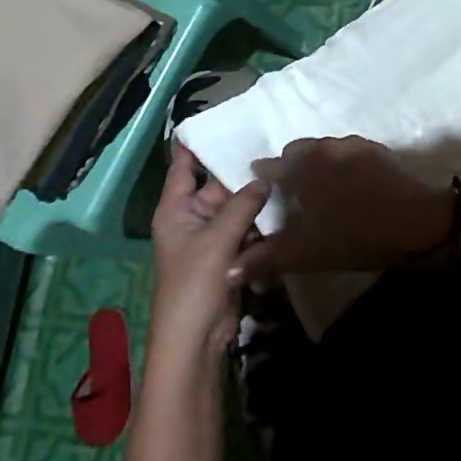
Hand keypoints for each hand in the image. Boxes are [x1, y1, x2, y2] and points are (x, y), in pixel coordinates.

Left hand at [149, 143, 269, 357]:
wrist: (196, 340)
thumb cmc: (194, 284)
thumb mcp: (217, 239)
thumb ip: (242, 205)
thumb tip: (265, 177)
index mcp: (175, 208)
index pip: (184, 165)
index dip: (197, 142)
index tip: (221, 119)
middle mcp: (192, 216)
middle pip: (217, 185)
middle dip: (241, 170)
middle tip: (271, 144)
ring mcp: (212, 237)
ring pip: (236, 207)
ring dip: (256, 196)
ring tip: (284, 168)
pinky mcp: (230, 254)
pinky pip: (246, 229)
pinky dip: (261, 221)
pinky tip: (285, 204)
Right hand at [234, 136, 450, 280]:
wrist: (418, 222)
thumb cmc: (355, 235)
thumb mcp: (308, 252)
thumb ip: (268, 258)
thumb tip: (230, 268)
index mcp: (304, 169)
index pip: (272, 166)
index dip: (261, 175)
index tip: (256, 183)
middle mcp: (325, 149)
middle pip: (298, 150)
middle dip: (290, 164)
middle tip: (290, 188)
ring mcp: (355, 146)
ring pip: (325, 148)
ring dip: (317, 162)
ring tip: (320, 185)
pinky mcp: (379, 151)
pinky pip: (350, 152)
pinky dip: (343, 163)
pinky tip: (350, 183)